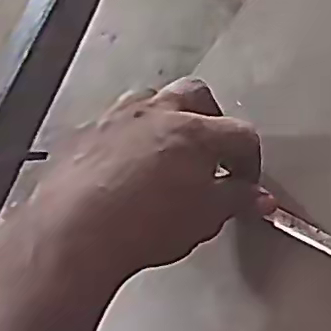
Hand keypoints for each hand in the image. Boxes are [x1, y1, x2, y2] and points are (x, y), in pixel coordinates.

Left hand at [14, 79, 272, 292]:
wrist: (75, 234)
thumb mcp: (207, 216)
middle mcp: (155, 115)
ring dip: (169, 122)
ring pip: (153, 102)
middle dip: (212, 121)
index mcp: (195, 131)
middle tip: (215, 154)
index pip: (241, 134)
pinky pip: (117, 126)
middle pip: (197, 96)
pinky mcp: (84, 136)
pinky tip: (135, 172)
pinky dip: (133, 141)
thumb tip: (255, 198)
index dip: (250, 160)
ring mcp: (116, 121)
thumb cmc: (139, 223)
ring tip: (174, 157)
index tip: (246, 182)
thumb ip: (238, 200)